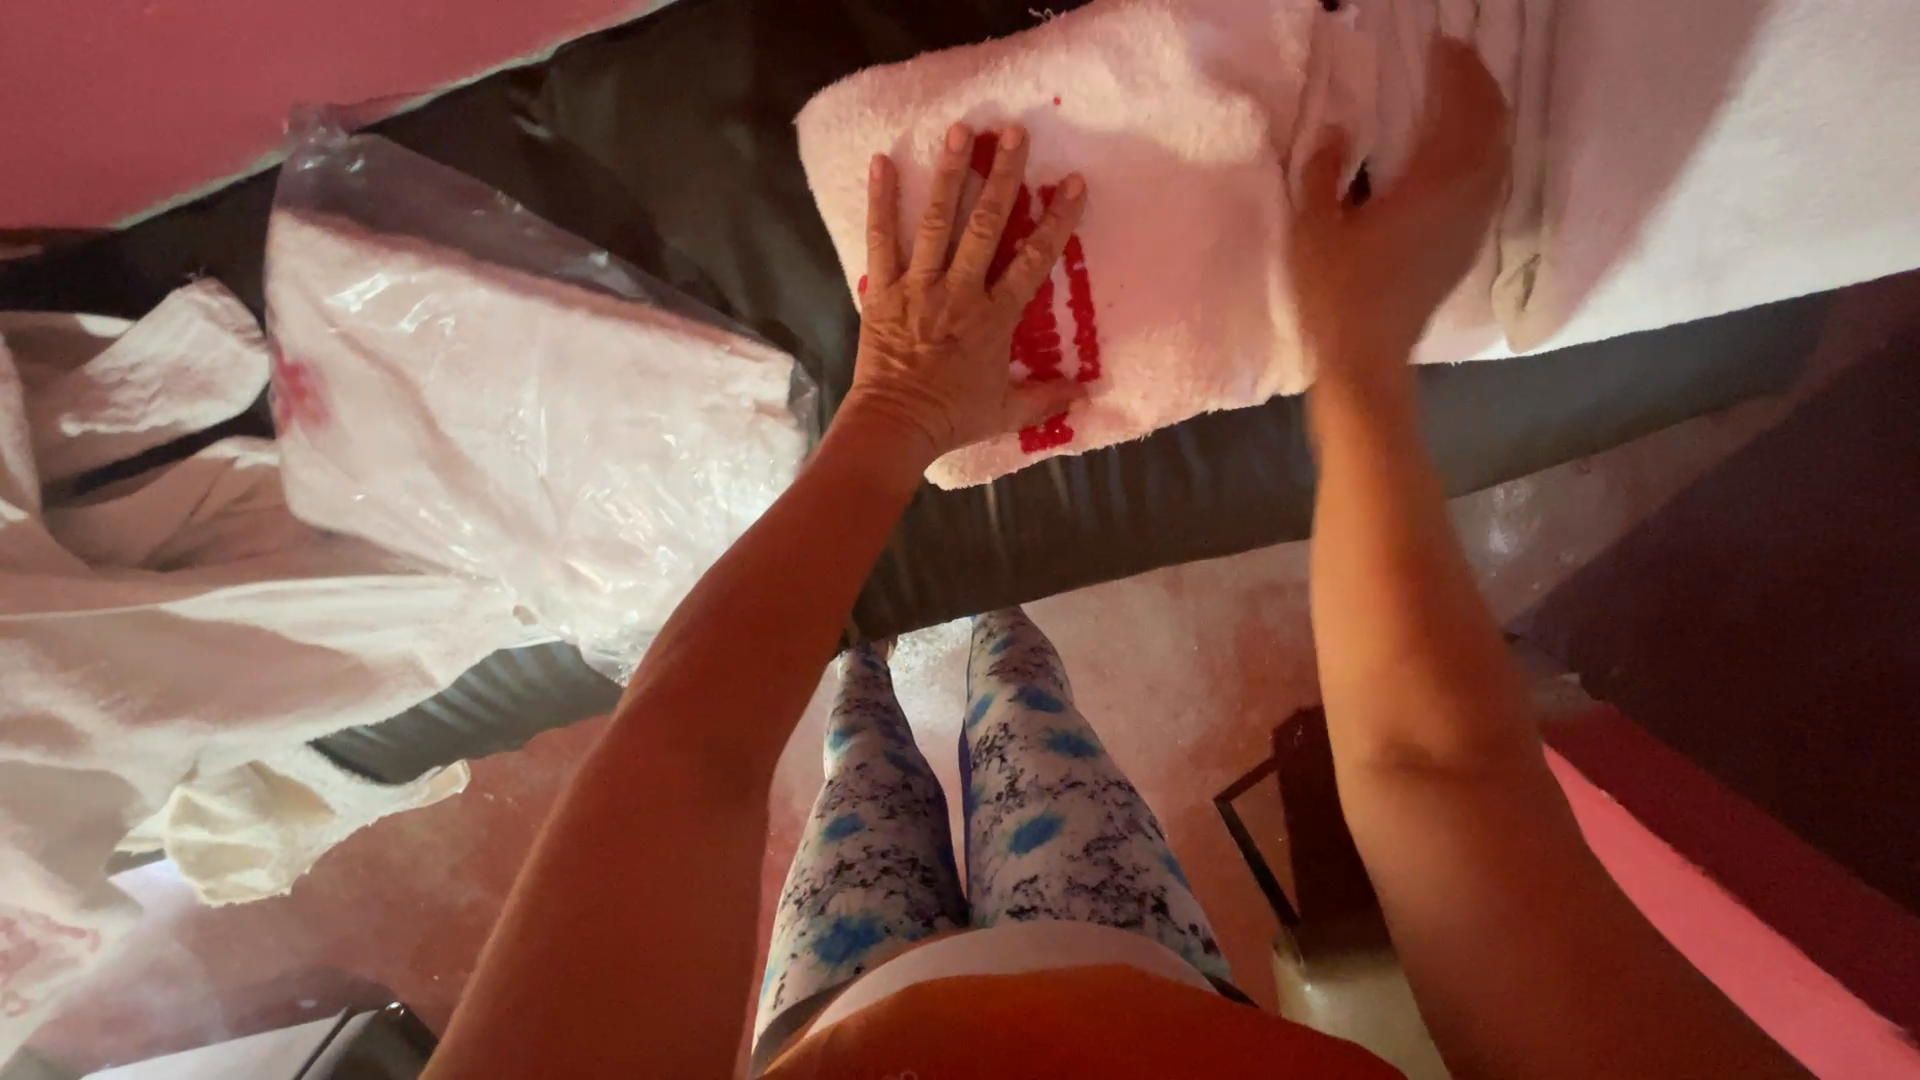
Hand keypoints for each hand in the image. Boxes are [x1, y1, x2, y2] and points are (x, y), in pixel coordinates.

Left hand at [837, 122, 1088, 466]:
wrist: (896, 425)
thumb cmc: (952, 419)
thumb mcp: (1006, 413)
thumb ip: (1046, 399)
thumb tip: (1087, 397)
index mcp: (994, 318)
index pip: (1032, 262)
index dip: (1056, 221)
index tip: (1072, 184)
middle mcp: (959, 292)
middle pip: (985, 226)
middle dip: (1002, 177)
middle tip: (1013, 132)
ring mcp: (919, 287)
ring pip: (937, 223)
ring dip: (949, 174)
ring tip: (959, 130)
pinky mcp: (883, 291)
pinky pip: (881, 241)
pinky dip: (881, 202)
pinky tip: (881, 162)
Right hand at [1292, 39, 1510, 384]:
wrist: (1366, 358)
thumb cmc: (1335, 296)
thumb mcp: (1312, 231)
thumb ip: (1321, 173)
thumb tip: (1333, 129)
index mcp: (1433, 182)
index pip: (1461, 104)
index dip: (1455, 68)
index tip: (1438, 46)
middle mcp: (1468, 195)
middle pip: (1492, 122)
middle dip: (1477, 87)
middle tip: (1451, 67)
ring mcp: (1474, 222)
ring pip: (1498, 153)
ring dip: (1484, 120)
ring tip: (1457, 106)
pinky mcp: (1467, 246)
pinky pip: (1491, 181)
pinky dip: (1481, 155)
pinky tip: (1458, 161)